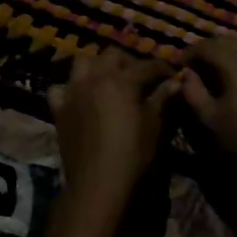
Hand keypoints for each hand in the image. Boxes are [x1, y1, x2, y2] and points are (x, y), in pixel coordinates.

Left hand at [48, 49, 177, 199]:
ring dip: (98, 65)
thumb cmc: (132, 152)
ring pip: (83, 62)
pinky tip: (80, 97)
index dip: (162, 68)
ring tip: (110, 80)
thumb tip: (177, 82)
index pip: (147, 65)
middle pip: (113, 55)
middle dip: (129, 61)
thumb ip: (162, 98)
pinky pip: (60, 88)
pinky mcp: (59, 108)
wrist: (98, 181)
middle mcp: (95, 78)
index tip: (172, 74)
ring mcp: (73, 91)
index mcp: (122, 80)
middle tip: (142, 77)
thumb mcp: (154, 124)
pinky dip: (70, 88)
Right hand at [179, 37, 236, 173]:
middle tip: (194, 67)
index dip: (191, 52)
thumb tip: (187, 74)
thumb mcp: (207, 117)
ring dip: (224, 56)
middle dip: (207, 50)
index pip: (209, 46)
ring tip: (211, 74)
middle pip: (227, 42)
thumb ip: (193, 90)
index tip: (180, 66)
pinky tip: (231, 84)